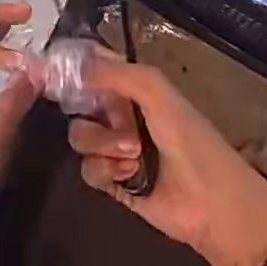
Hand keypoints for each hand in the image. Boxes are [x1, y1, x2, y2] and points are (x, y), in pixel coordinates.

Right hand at [68, 53, 266, 265]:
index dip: (74, 62)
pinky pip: (86, 167)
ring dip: (102, 142)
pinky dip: (105, 169)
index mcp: (131, 84)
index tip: (56, 68)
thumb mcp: (157, 92)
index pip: (93, 62)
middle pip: (77, 98)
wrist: (210, 203)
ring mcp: (113, 145)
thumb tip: (76, 68)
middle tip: (110, 116)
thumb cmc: (188, 138)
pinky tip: (128, 175)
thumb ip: (115, 73)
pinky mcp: (111, 179)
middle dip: (87, 107)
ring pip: (79, 133)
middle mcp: (118, 110)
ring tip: (132, 153)